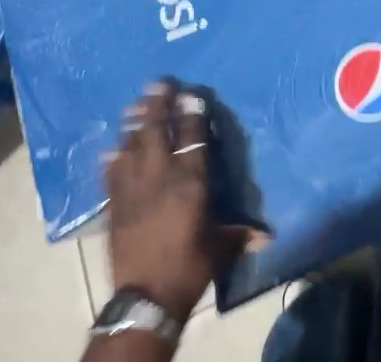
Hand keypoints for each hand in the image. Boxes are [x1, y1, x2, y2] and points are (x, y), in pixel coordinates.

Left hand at [103, 79, 244, 318]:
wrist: (145, 297)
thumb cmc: (190, 267)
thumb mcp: (220, 247)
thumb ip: (240, 234)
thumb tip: (268, 236)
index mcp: (192, 182)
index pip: (192, 138)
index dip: (192, 113)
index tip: (192, 94)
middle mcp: (161, 178)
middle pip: (157, 132)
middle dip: (158, 106)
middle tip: (159, 84)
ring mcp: (134, 190)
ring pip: (132, 147)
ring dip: (134, 124)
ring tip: (136, 105)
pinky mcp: (114, 206)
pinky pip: (112, 174)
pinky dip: (114, 158)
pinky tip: (112, 149)